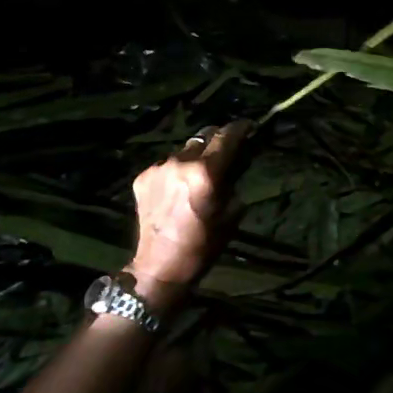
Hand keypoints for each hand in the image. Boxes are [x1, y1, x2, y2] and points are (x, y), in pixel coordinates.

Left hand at [126, 121, 251, 292]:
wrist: (160, 266)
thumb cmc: (203, 245)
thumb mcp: (231, 215)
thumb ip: (232, 184)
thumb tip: (233, 169)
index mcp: (205, 172)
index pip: (226, 137)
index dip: (241, 128)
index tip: (249, 126)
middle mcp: (180, 162)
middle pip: (203, 137)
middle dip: (217, 140)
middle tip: (225, 150)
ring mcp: (158, 168)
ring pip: (183, 151)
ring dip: (194, 157)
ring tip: (198, 174)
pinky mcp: (142, 177)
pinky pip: (166, 166)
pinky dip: (176, 171)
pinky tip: (178, 189)